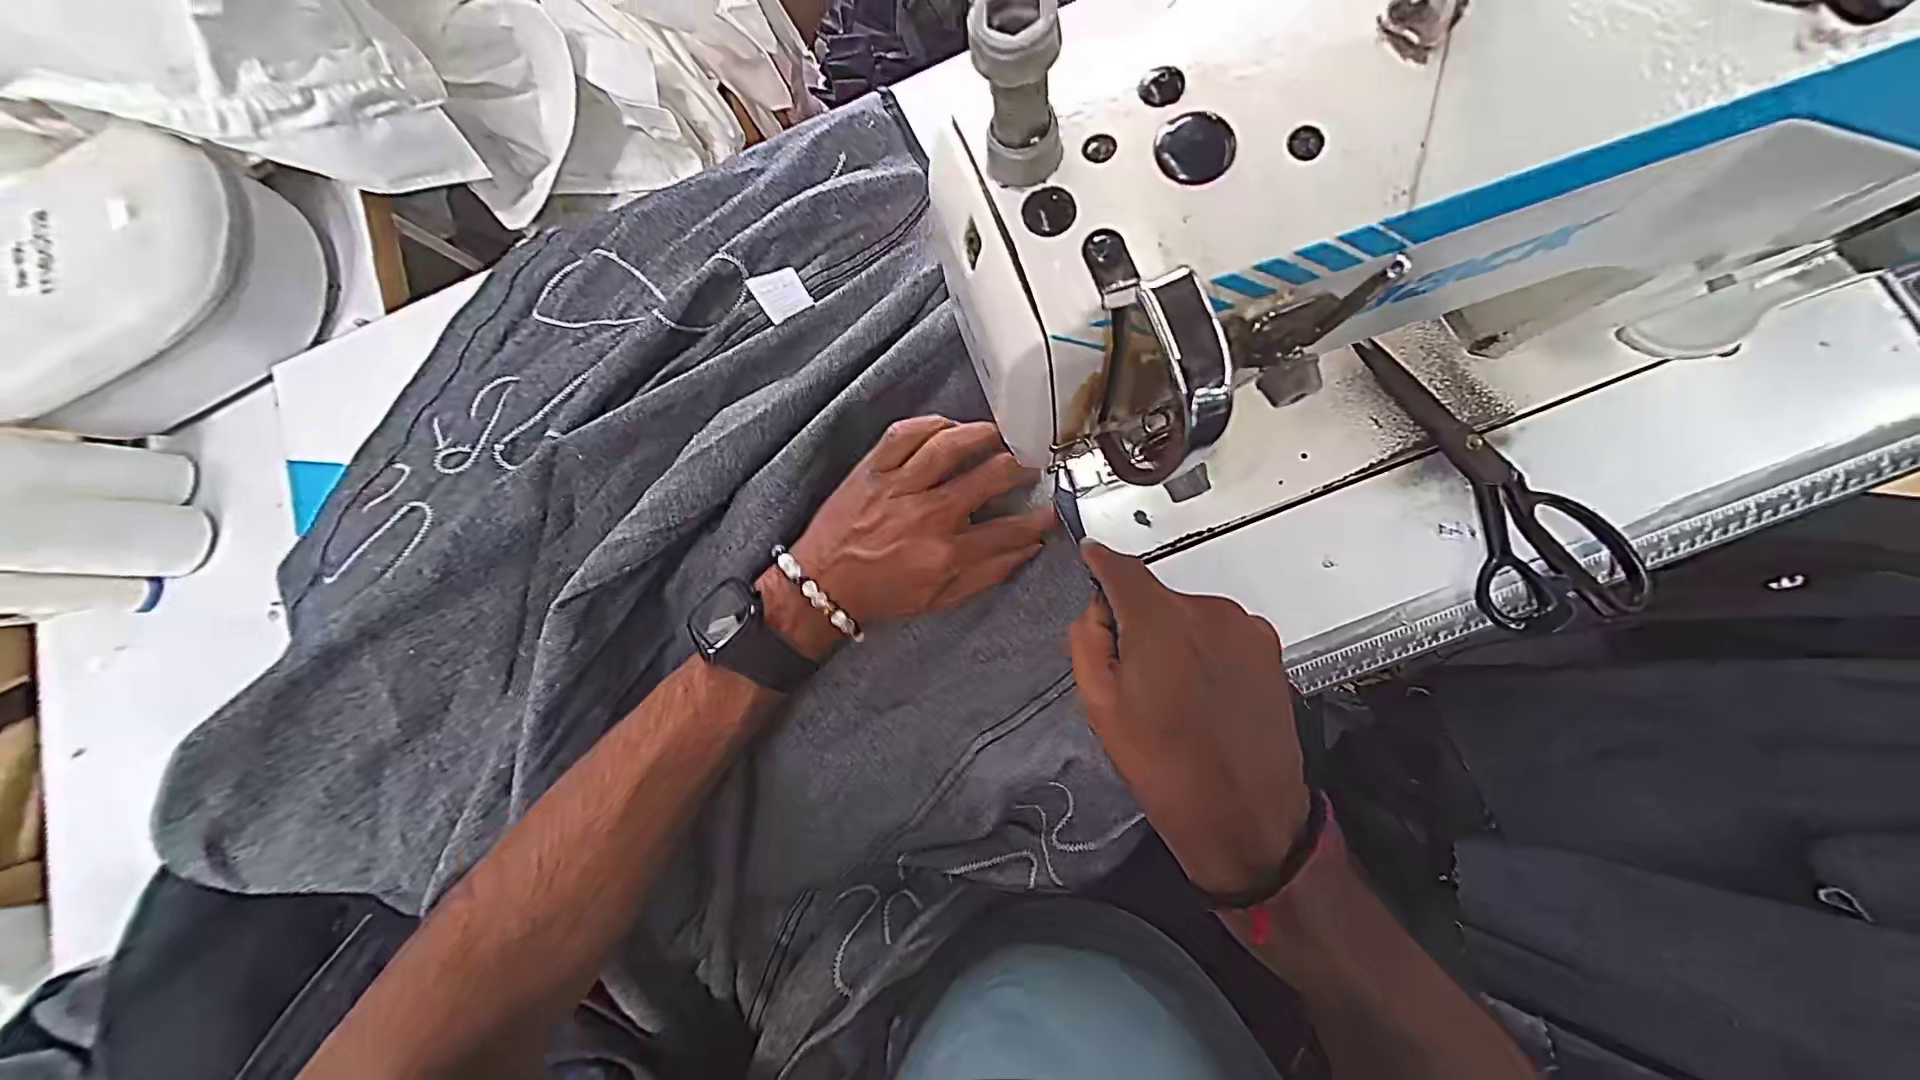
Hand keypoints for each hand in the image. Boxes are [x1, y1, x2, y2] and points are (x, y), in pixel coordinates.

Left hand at [759, 417, 1053, 659]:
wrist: (823, 586)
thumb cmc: (881, 594)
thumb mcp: (939, 599)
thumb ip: (986, 575)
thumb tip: (1025, 551)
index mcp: (946, 553)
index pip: (1009, 530)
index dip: (1039, 519)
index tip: (1051, 510)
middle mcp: (927, 516)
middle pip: (989, 477)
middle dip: (1019, 467)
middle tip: (1026, 465)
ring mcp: (899, 488)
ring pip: (950, 446)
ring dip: (982, 435)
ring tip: (997, 436)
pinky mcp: (872, 471)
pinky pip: (905, 434)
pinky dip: (931, 424)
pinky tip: (948, 427)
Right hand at [1068, 541, 1309, 897]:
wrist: (1242, 816)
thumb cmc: (1170, 767)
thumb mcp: (1100, 704)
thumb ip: (1087, 640)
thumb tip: (1096, 609)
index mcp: (1160, 621)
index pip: (1121, 567)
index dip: (1100, 561)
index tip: (1092, 557)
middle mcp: (1208, 613)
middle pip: (1156, 595)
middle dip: (1139, 620)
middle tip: (1136, 674)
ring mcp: (1244, 629)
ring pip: (1189, 615)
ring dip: (1175, 637)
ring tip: (1176, 694)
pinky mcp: (1268, 648)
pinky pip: (1220, 632)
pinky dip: (1206, 651)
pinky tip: (1203, 695)